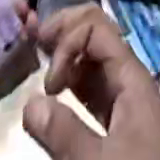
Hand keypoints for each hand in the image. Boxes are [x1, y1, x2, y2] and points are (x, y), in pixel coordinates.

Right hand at [24, 4, 159, 159]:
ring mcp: (125, 98)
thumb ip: (65, 132)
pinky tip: (54, 92)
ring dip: (65, 55)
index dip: (66, 44)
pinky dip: (71, 80)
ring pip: (92, 60)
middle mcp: (128, 78)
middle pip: (94, 33)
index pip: (94, 27)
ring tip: (37, 59)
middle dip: (63, 32)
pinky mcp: (120, 121)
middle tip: (35, 43)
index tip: (49, 85)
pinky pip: (92, 86)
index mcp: (130, 77)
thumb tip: (28, 103)